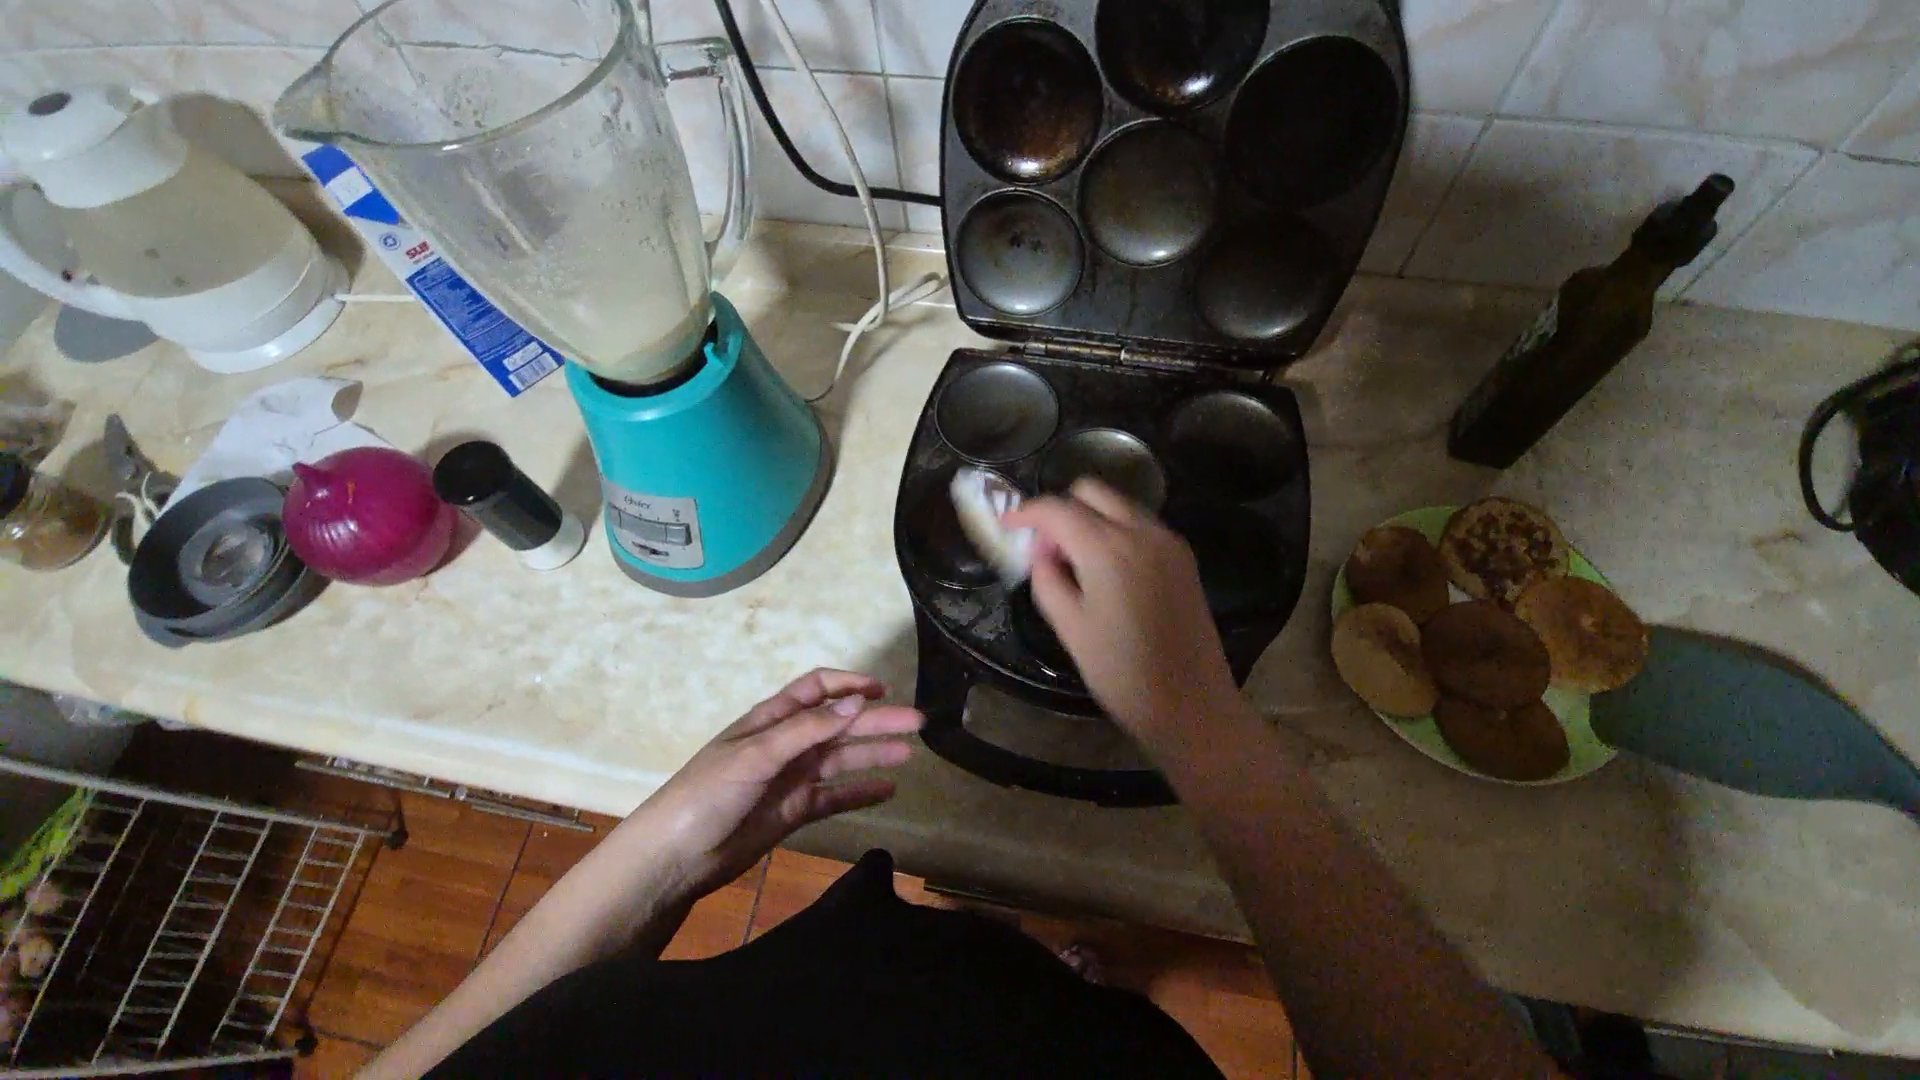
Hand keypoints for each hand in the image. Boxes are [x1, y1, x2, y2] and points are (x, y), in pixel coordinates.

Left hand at [631, 669, 922, 898]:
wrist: (675, 857)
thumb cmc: (708, 793)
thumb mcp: (756, 754)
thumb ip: (807, 730)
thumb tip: (856, 704)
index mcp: (770, 720)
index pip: (816, 689)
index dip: (848, 685)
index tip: (883, 689)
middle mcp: (785, 744)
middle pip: (838, 724)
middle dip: (875, 721)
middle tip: (917, 723)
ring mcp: (790, 778)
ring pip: (841, 759)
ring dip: (873, 754)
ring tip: (909, 754)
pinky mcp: (793, 812)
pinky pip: (834, 797)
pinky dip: (859, 793)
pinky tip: (887, 790)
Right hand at [1002, 479, 1239, 738]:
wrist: (1190, 703)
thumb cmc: (1121, 672)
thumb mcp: (1069, 628)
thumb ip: (1046, 579)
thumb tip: (1041, 552)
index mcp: (1108, 549)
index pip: (1057, 508)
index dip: (1026, 512)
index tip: (1006, 524)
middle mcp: (1141, 532)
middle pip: (1091, 491)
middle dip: (1061, 508)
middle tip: (1045, 547)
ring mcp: (1168, 541)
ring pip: (1118, 504)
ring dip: (1089, 517)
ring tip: (1073, 561)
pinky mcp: (1183, 557)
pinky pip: (1140, 524)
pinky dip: (1115, 530)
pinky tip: (1105, 569)